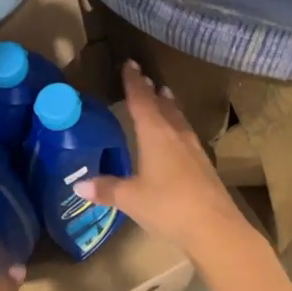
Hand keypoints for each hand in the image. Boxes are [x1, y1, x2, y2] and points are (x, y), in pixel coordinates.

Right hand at [74, 61, 252, 260]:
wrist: (213, 226)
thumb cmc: (167, 205)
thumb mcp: (131, 198)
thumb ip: (106, 188)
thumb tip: (78, 184)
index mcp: (155, 133)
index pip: (142, 100)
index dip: (134, 82)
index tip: (130, 64)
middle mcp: (176, 134)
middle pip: (162, 105)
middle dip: (151, 91)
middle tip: (145, 77)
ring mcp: (193, 148)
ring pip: (178, 118)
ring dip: (169, 106)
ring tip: (164, 96)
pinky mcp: (204, 164)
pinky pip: (187, 134)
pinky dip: (178, 125)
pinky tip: (178, 135)